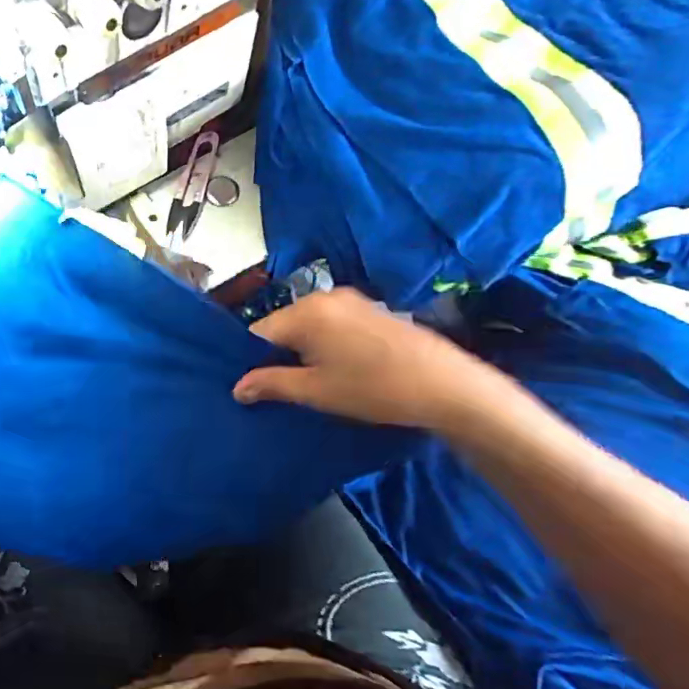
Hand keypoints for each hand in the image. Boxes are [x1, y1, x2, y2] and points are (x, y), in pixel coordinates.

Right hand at [232, 288, 517, 430]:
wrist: (451, 387)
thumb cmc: (376, 389)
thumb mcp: (316, 391)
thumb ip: (271, 384)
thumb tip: (237, 387)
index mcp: (305, 312)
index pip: (257, 332)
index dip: (251, 360)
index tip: (254, 385)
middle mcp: (324, 297)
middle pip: (282, 326)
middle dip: (277, 354)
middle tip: (280, 386)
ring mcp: (352, 300)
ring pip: (307, 325)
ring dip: (302, 350)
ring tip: (310, 380)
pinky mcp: (372, 309)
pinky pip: (331, 323)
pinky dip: (324, 343)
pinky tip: (338, 368)